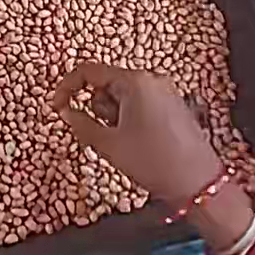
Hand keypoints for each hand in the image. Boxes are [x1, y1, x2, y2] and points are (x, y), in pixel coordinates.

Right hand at [51, 63, 222, 203]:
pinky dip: (129, 118)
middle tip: (108, 136)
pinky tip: (140, 142)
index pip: (89, 71)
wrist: (198, 182)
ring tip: (127, 143)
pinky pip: (139, 103)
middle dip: (99, 109)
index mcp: (134, 81)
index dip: (67, 87)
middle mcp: (151, 78)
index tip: (56, 107)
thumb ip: (81, 123)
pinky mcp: (173, 104)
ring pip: (122, 96)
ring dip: (114, 116)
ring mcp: (165, 91)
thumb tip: (65, 111)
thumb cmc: (152, 161)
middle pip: (107, 84)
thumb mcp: (108, 144)